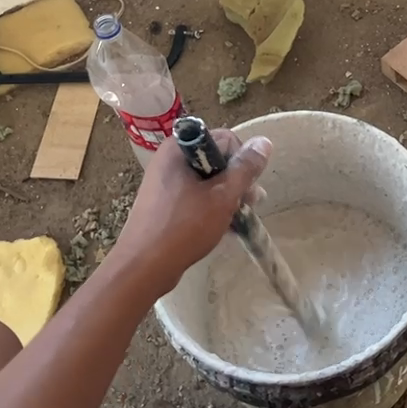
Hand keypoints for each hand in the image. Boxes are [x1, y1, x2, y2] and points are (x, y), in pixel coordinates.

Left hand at [111, 129, 271, 297]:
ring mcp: (165, 181)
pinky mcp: (163, 202)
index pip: (226, 140)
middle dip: (237, 182)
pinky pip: (195, 196)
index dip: (242, 162)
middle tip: (248, 205)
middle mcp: (170, 159)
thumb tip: (264, 141)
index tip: (246, 189)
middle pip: (217, 160)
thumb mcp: (223, 196)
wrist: (143, 267)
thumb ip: (245, 168)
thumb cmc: (185, 227)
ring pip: (207, 181)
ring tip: (237, 219)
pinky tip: (224, 228)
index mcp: (180, 148)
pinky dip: (211, 207)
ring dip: (227, 197)